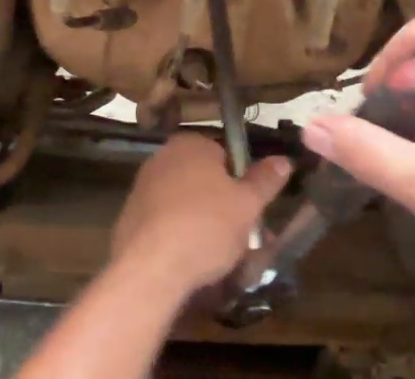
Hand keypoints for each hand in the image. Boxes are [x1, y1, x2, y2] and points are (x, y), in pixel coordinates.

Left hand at [111, 133, 290, 295]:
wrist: (150, 269)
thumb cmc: (206, 226)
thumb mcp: (247, 205)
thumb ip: (265, 180)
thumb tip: (284, 160)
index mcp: (191, 145)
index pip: (225, 155)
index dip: (242, 183)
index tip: (253, 210)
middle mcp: (163, 158)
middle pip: (205, 180)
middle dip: (225, 207)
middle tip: (245, 237)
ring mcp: (143, 188)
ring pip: (186, 204)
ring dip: (205, 224)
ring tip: (224, 257)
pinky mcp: (130, 219)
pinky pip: (166, 223)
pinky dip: (180, 237)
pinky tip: (192, 262)